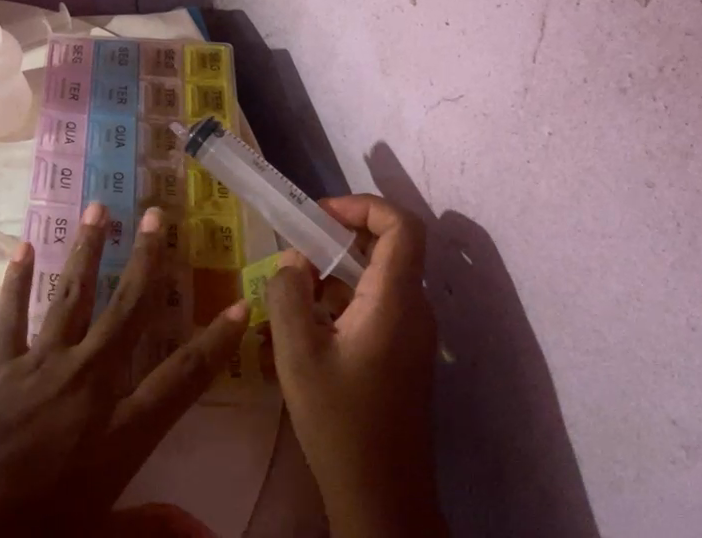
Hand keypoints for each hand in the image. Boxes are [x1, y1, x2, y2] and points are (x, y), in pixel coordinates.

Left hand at [0, 201, 248, 536]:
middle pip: (126, 312)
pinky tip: (23, 247)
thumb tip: (205, 536)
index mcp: (119, 427)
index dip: (215, 343)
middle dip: (146, 261)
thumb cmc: (29, 526)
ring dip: (88, 250)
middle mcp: (88, 381)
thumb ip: (151, 528)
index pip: (182, 378)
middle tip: (158, 215)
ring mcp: (43, 364)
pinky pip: (12, 315)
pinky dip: (17, 281)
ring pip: (73, 297)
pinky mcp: (2, 362)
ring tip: (99, 208)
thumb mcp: (97, 534)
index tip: (240, 305)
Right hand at [266, 194, 445, 537]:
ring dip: (339, 265)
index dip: (364, 205)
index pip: (402, 226)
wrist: (382, 497)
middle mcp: (414, 308)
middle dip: (341, 233)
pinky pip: (378, 302)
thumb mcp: (297, 354)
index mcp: (395, 300)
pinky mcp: (404, 352)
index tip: (318, 213)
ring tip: (293, 280)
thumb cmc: (339, 423)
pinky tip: (308, 317)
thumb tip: (293, 261)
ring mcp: (413, 332)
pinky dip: (345, 293)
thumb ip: (288, 293)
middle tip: (297, 242)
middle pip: (390, 246)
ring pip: (381, 275)